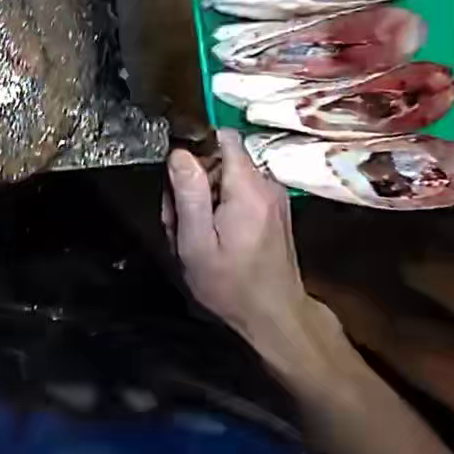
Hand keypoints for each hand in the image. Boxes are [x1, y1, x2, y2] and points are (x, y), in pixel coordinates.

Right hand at [166, 129, 344, 373]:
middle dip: (194, 180)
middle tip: (180, 218)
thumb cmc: (231, 286)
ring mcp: (273, 195)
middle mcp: (267, 183)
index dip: (195, 148)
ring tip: (194, 232)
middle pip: (220, 157)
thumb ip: (188, 194)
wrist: (275, 318)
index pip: (222, 136)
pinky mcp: (273, 206)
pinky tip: (212, 235)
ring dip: (204, 196)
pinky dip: (219, 205)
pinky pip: (238, 189)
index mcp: (248, 189)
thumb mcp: (196, 243)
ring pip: (226, 174)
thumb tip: (179, 152)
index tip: (178, 177)